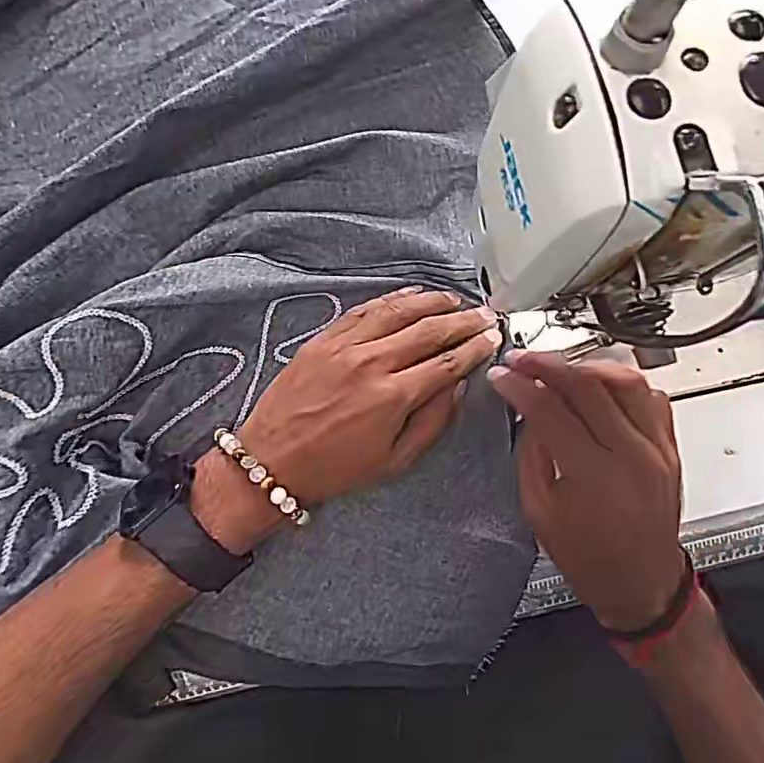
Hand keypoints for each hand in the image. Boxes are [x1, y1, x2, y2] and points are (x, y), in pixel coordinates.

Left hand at [202, 287, 501, 549]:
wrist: (272, 460)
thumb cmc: (333, 467)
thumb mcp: (395, 461)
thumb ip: (432, 422)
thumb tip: (457, 388)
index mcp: (392, 397)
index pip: (447, 361)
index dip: (475, 347)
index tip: (491, 338)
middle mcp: (371, 363)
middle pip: (429, 329)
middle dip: (463, 319)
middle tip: (483, 314)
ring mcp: (345, 346)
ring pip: (399, 311)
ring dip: (432, 301)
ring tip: (455, 299)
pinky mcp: (324, 339)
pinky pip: (365, 309)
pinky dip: (392, 299)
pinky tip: (411, 295)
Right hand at [486, 351, 689, 631]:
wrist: (640, 583)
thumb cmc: (591, 559)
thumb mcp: (540, 511)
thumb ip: (532, 455)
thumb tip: (529, 412)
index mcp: (594, 476)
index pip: (550, 409)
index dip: (519, 386)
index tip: (503, 376)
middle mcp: (632, 456)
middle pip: (587, 386)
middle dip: (547, 365)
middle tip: (523, 360)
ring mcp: (657, 449)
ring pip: (625, 380)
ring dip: (587, 366)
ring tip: (561, 366)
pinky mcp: (670, 448)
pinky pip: (651, 397)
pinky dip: (623, 383)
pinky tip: (602, 385)